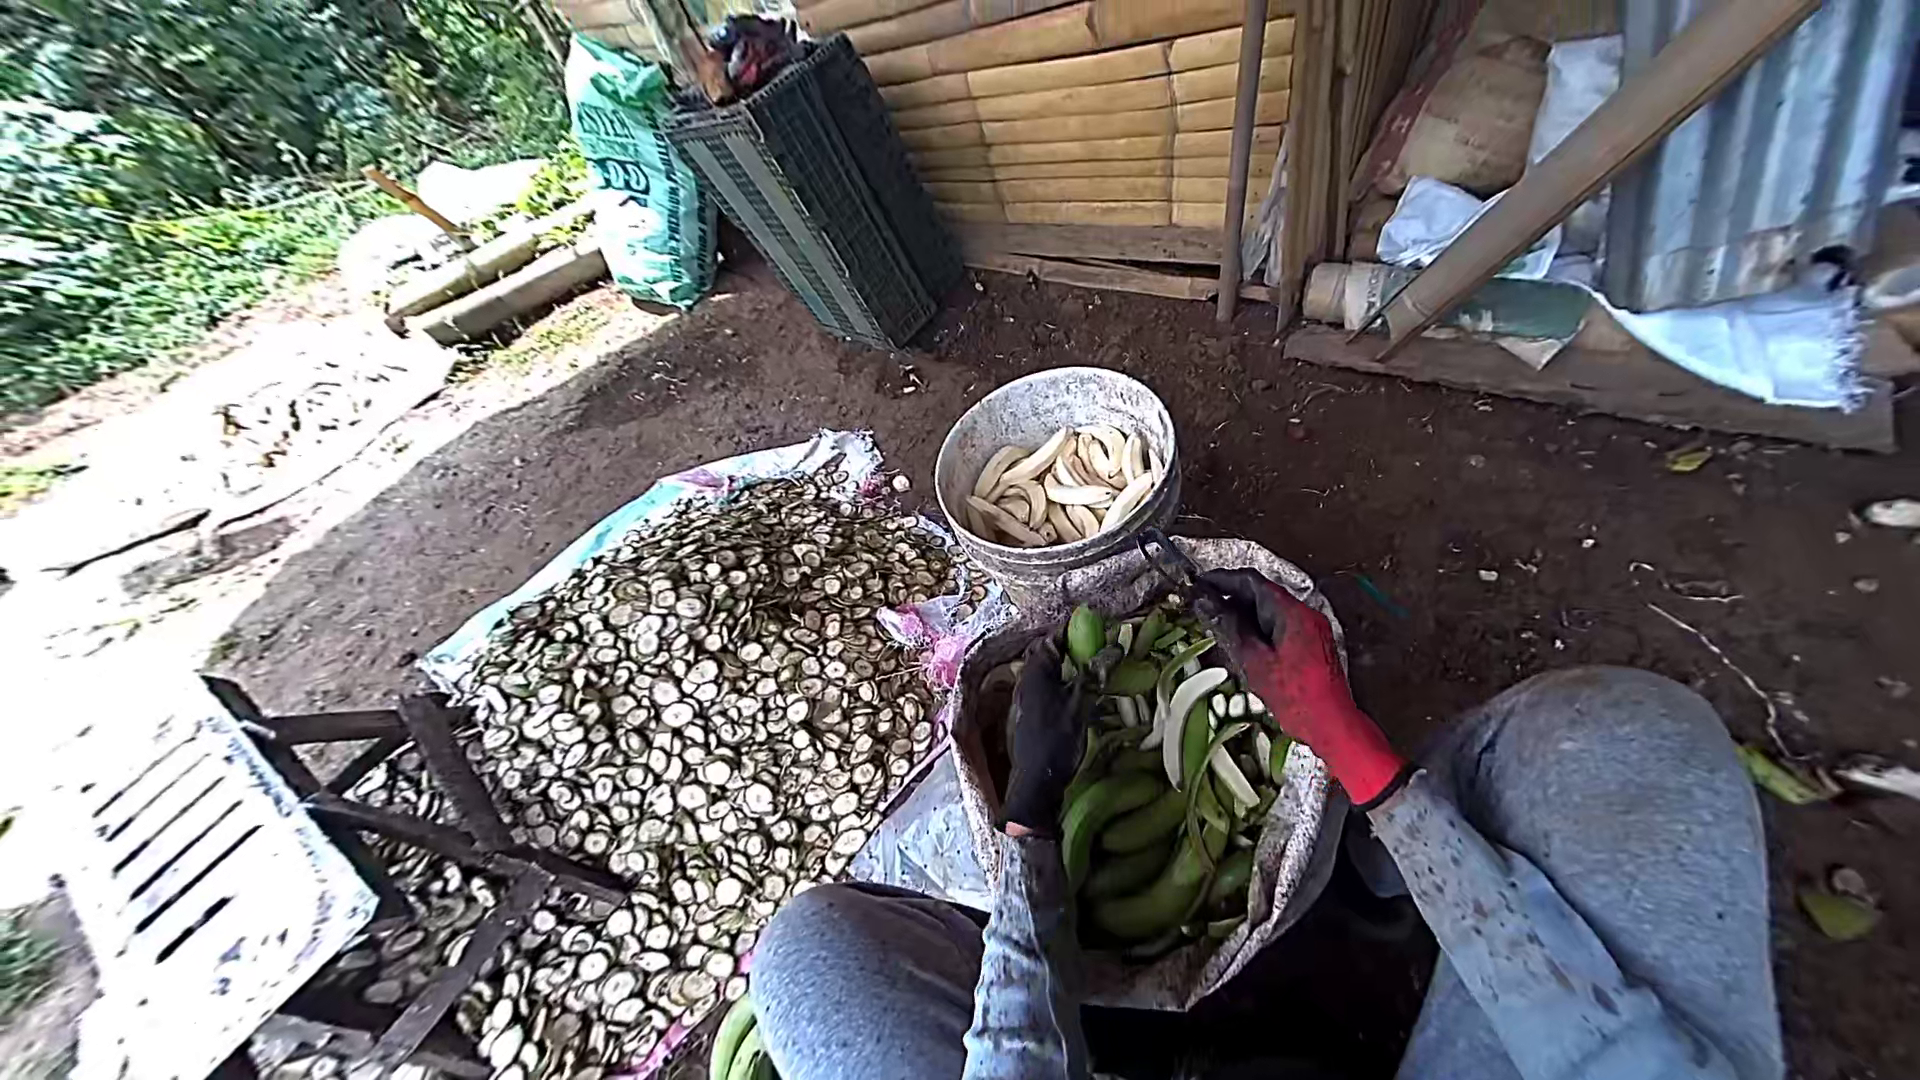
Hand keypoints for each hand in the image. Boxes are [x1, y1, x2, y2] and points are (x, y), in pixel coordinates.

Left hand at [1000, 637, 1086, 836]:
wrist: (1036, 781)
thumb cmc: (1056, 738)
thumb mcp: (1080, 704)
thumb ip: (1093, 674)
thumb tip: (1113, 648)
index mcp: (1035, 672)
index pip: (1051, 639)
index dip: (1070, 628)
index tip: (1092, 623)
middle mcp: (1026, 680)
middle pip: (1047, 653)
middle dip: (1070, 645)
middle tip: (1095, 642)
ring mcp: (1027, 697)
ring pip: (1048, 671)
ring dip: (1068, 664)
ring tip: (1092, 664)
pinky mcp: (1032, 712)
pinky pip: (1049, 687)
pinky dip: (1065, 682)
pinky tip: (1081, 691)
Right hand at [1197, 569, 1408, 805]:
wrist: (1332, 726)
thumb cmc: (1294, 696)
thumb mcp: (1252, 660)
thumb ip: (1228, 626)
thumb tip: (1205, 603)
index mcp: (1292, 613)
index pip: (1252, 582)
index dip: (1222, 579)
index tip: (1200, 582)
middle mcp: (1305, 614)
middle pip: (1262, 593)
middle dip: (1231, 594)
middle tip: (1203, 601)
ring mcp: (1311, 628)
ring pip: (1270, 608)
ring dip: (1242, 610)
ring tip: (1215, 618)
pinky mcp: (1311, 643)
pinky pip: (1278, 623)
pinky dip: (1256, 624)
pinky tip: (1238, 636)